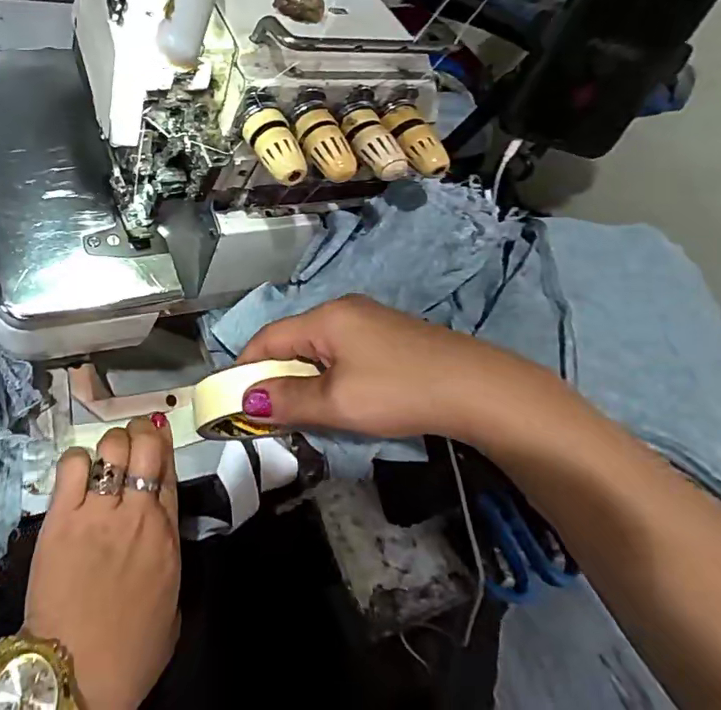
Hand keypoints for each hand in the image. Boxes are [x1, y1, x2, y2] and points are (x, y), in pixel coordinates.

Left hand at [22, 414, 180, 709]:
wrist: (78, 667)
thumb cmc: (130, 649)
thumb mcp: (169, 604)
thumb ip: (165, 555)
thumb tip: (155, 526)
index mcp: (167, 541)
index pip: (169, 475)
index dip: (162, 448)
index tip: (156, 436)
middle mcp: (137, 517)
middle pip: (144, 448)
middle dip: (140, 432)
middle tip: (133, 433)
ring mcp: (97, 512)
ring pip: (110, 448)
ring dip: (110, 444)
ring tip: (104, 454)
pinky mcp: (61, 514)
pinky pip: (72, 465)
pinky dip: (77, 459)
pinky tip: (77, 471)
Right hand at [235, 294, 561, 443]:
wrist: (488, 394)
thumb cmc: (402, 392)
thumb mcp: (338, 403)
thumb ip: (288, 401)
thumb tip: (247, 400)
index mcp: (324, 317)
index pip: (266, 338)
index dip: (245, 367)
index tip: (232, 396)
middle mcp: (343, 310)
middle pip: (292, 341)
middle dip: (276, 374)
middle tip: (270, 410)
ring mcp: (372, 320)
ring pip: (318, 347)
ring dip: (304, 376)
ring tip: (307, 409)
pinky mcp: (394, 336)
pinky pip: (344, 351)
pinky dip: (330, 373)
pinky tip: (344, 397)